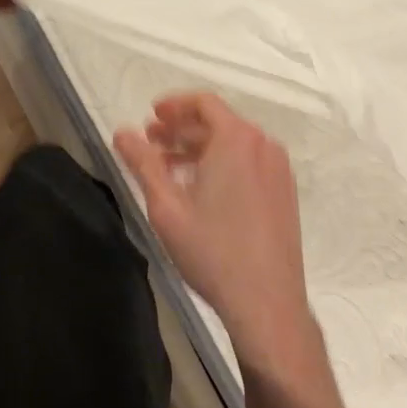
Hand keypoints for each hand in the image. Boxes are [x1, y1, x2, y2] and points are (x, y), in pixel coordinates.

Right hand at [114, 93, 312, 363]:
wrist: (267, 304)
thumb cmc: (212, 251)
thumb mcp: (166, 206)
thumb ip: (142, 163)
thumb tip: (121, 131)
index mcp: (237, 139)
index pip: (204, 103)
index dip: (174, 105)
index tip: (150, 116)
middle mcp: (263, 146)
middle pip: (218, 122)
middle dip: (182, 129)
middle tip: (151, 142)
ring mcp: (278, 171)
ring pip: (234, 144)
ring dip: (199, 148)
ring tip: (168, 169)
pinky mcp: (285, 194)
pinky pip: (249, 163)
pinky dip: (222, 164)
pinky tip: (199, 191)